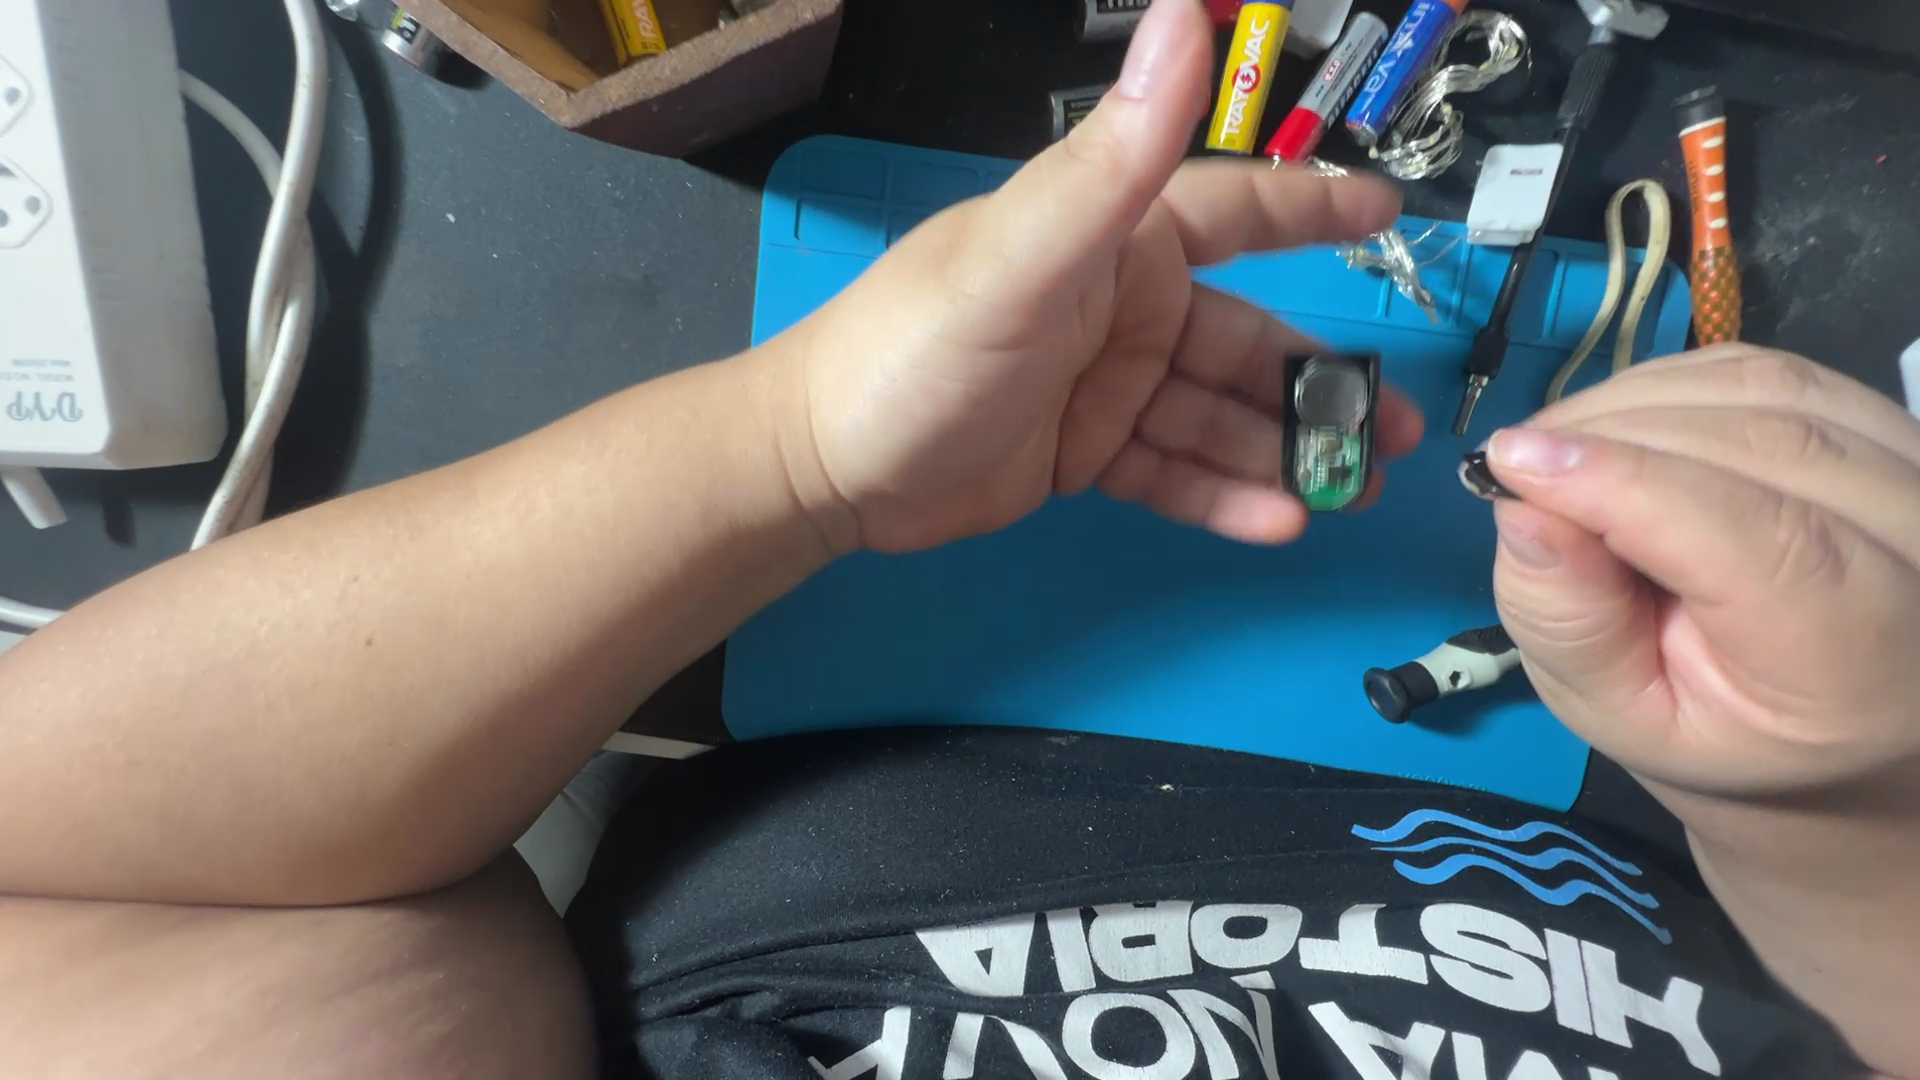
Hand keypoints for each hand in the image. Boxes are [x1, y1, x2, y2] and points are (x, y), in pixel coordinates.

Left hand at [767, 0, 1419, 554]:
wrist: (835, 463)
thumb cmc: (916, 352)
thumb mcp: (1014, 261)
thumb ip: (1104, 165)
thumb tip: (1184, 15)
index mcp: (1114, 246)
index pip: (1233, 208)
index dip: (1311, 208)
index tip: (1387, 218)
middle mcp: (1120, 310)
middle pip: (1242, 339)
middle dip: (1314, 383)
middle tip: (1388, 432)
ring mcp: (1104, 388)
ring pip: (1213, 416)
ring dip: (1279, 451)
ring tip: (1347, 489)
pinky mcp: (1084, 455)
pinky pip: (1168, 472)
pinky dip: (1217, 495)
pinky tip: (1272, 520)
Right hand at [1485, 346, 1919, 811]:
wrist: (1812, 724)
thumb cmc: (1699, 726)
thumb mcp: (1607, 706)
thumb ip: (1565, 623)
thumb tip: (1520, 509)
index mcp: (1864, 665)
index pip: (1761, 542)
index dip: (1622, 486)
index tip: (1505, 462)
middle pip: (1762, 445)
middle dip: (1602, 437)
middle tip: (1510, 467)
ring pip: (1765, 390)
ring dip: (1623, 406)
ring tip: (1551, 455)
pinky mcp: (1890, 431)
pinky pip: (1766, 371)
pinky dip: (1661, 386)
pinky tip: (1609, 434)